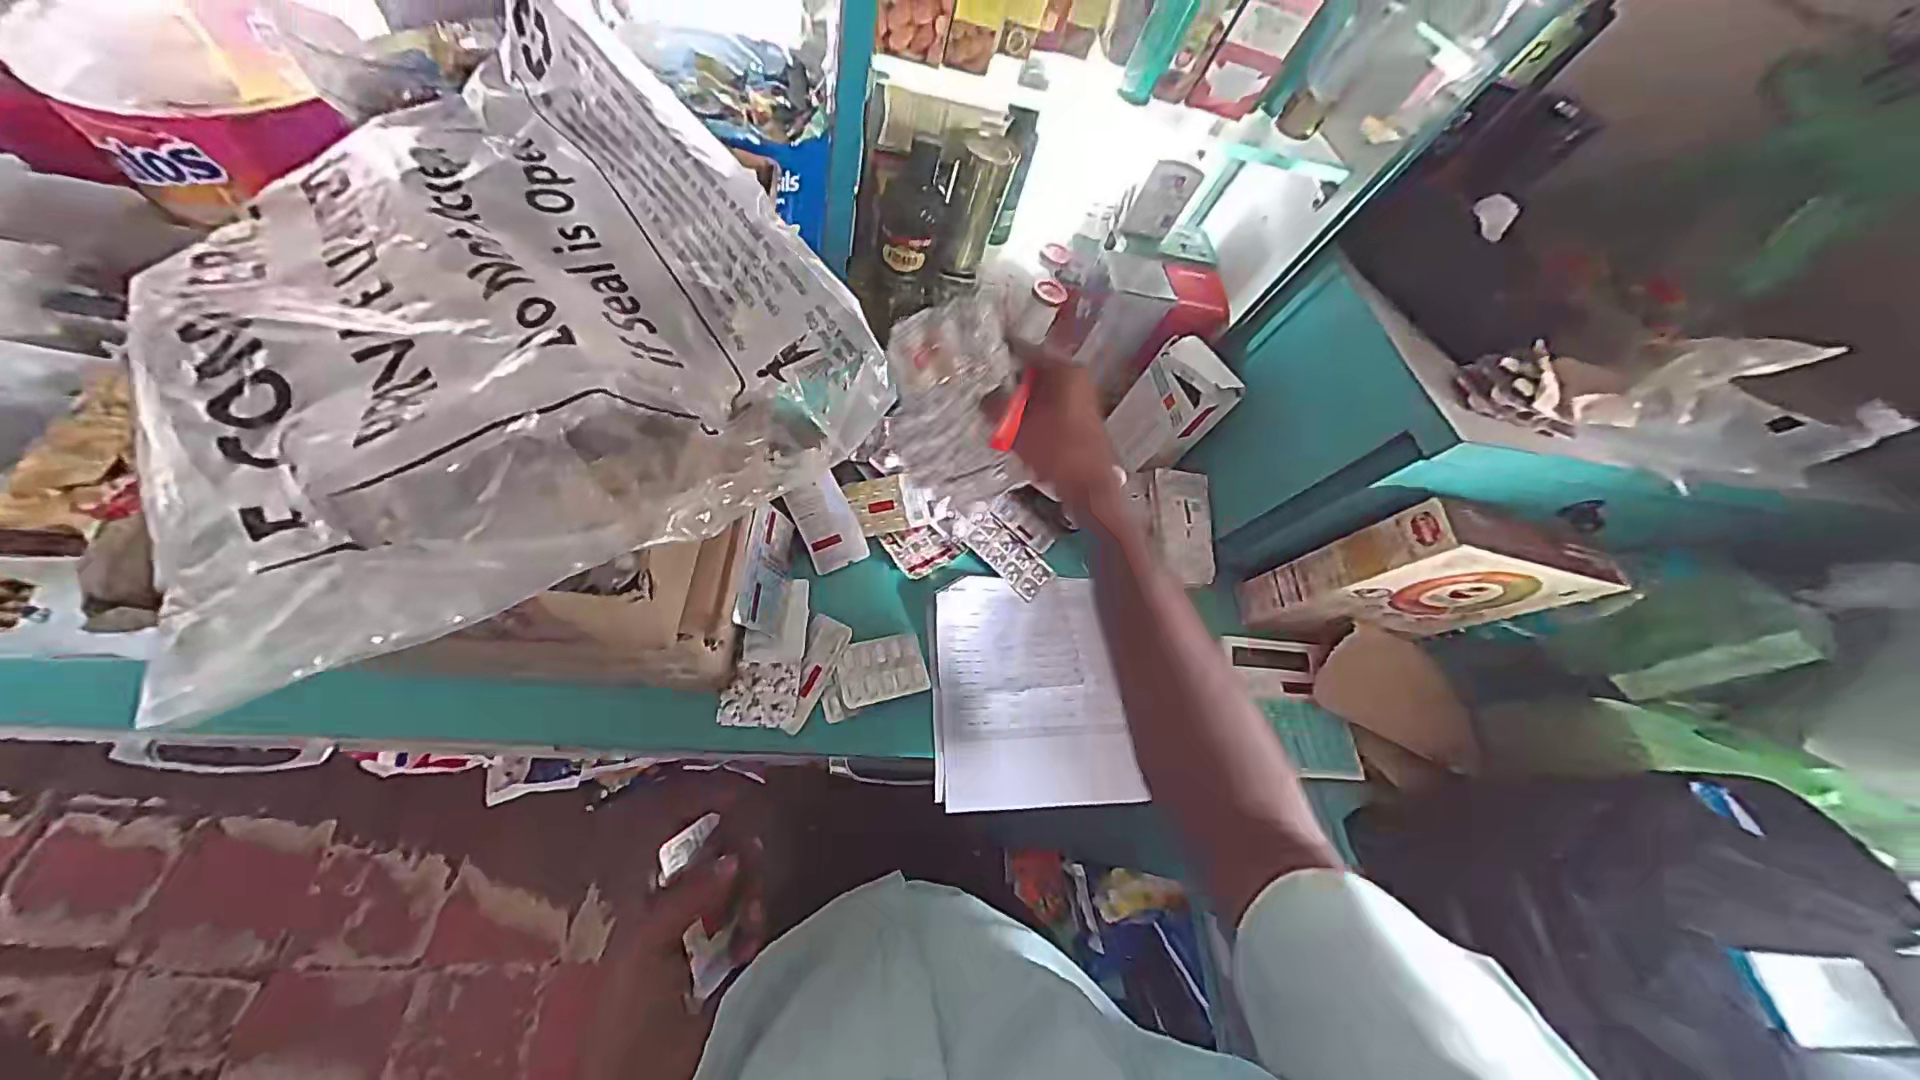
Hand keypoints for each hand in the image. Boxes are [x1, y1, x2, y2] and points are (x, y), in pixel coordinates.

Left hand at [576, 771, 769, 1079]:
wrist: (643, 1078)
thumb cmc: (628, 1014)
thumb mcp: (646, 947)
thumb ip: (686, 895)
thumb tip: (732, 856)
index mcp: (648, 882)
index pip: (677, 818)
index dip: (706, 795)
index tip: (742, 787)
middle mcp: (678, 889)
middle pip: (720, 841)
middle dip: (740, 853)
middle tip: (746, 875)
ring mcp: (705, 916)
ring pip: (742, 873)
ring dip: (750, 893)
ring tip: (743, 929)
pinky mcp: (728, 941)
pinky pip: (753, 909)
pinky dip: (755, 920)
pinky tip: (745, 946)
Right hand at [1000, 352, 1124, 512]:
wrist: (1089, 487)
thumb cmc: (1057, 452)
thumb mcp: (1017, 427)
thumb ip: (997, 406)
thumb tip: (986, 398)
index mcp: (1065, 370)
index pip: (1026, 351)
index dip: (1001, 355)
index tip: (981, 357)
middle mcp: (1077, 379)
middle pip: (1034, 373)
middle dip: (1009, 384)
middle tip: (985, 391)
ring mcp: (1081, 399)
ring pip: (1041, 393)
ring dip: (1020, 403)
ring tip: (998, 414)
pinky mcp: (1080, 420)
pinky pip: (1049, 409)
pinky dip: (1032, 416)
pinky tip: (1016, 430)